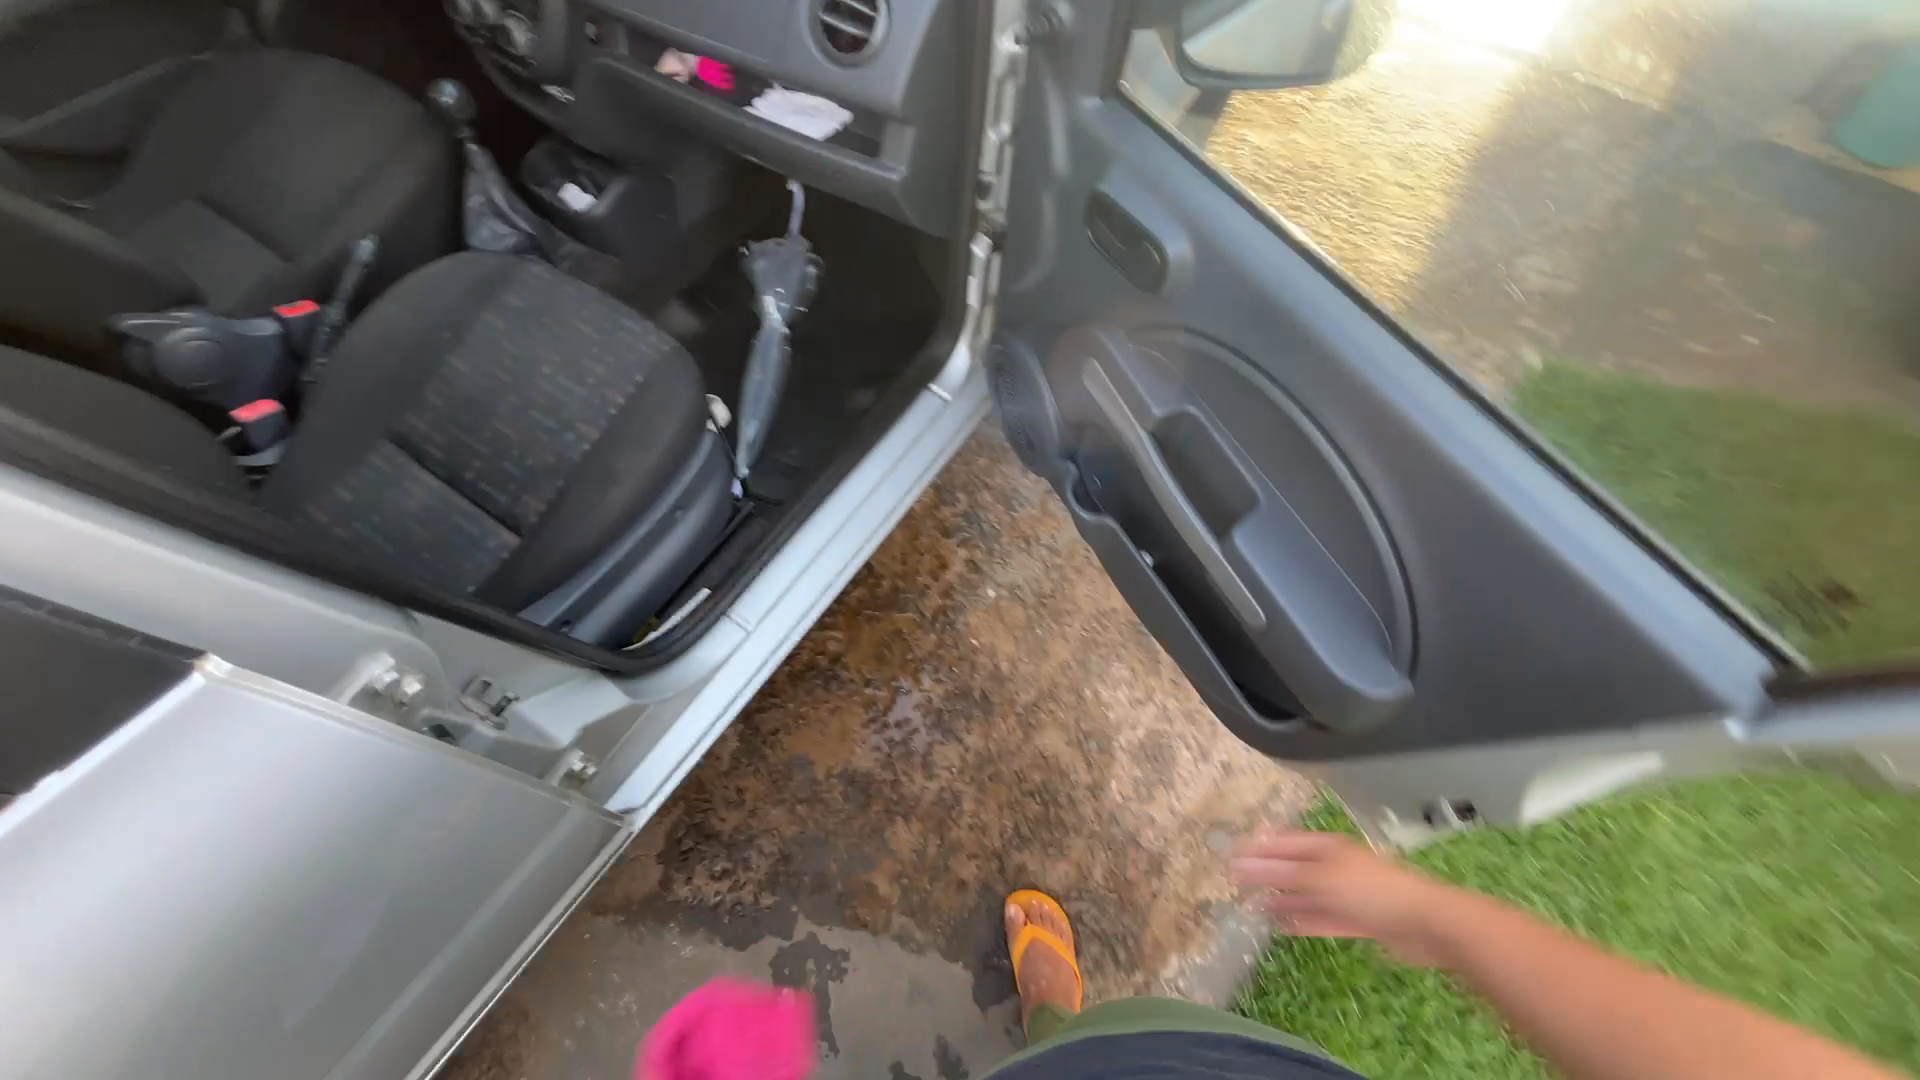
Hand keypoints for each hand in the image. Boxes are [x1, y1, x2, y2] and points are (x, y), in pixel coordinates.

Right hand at [1229, 830, 1455, 964]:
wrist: (1425, 923)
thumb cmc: (1369, 890)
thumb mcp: (1319, 878)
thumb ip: (1280, 873)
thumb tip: (1241, 863)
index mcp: (1325, 847)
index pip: (1282, 842)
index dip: (1255, 848)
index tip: (1228, 856)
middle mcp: (1333, 866)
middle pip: (1292, 868)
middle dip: (1265, 874)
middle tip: (1234, 882)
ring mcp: (1346, 894)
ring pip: (1305, 895)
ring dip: (1281, 900)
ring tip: (1252, 906)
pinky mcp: (1356, 919)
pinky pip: (1321, 918)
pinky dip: (1302, 921)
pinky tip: (1282, 927)